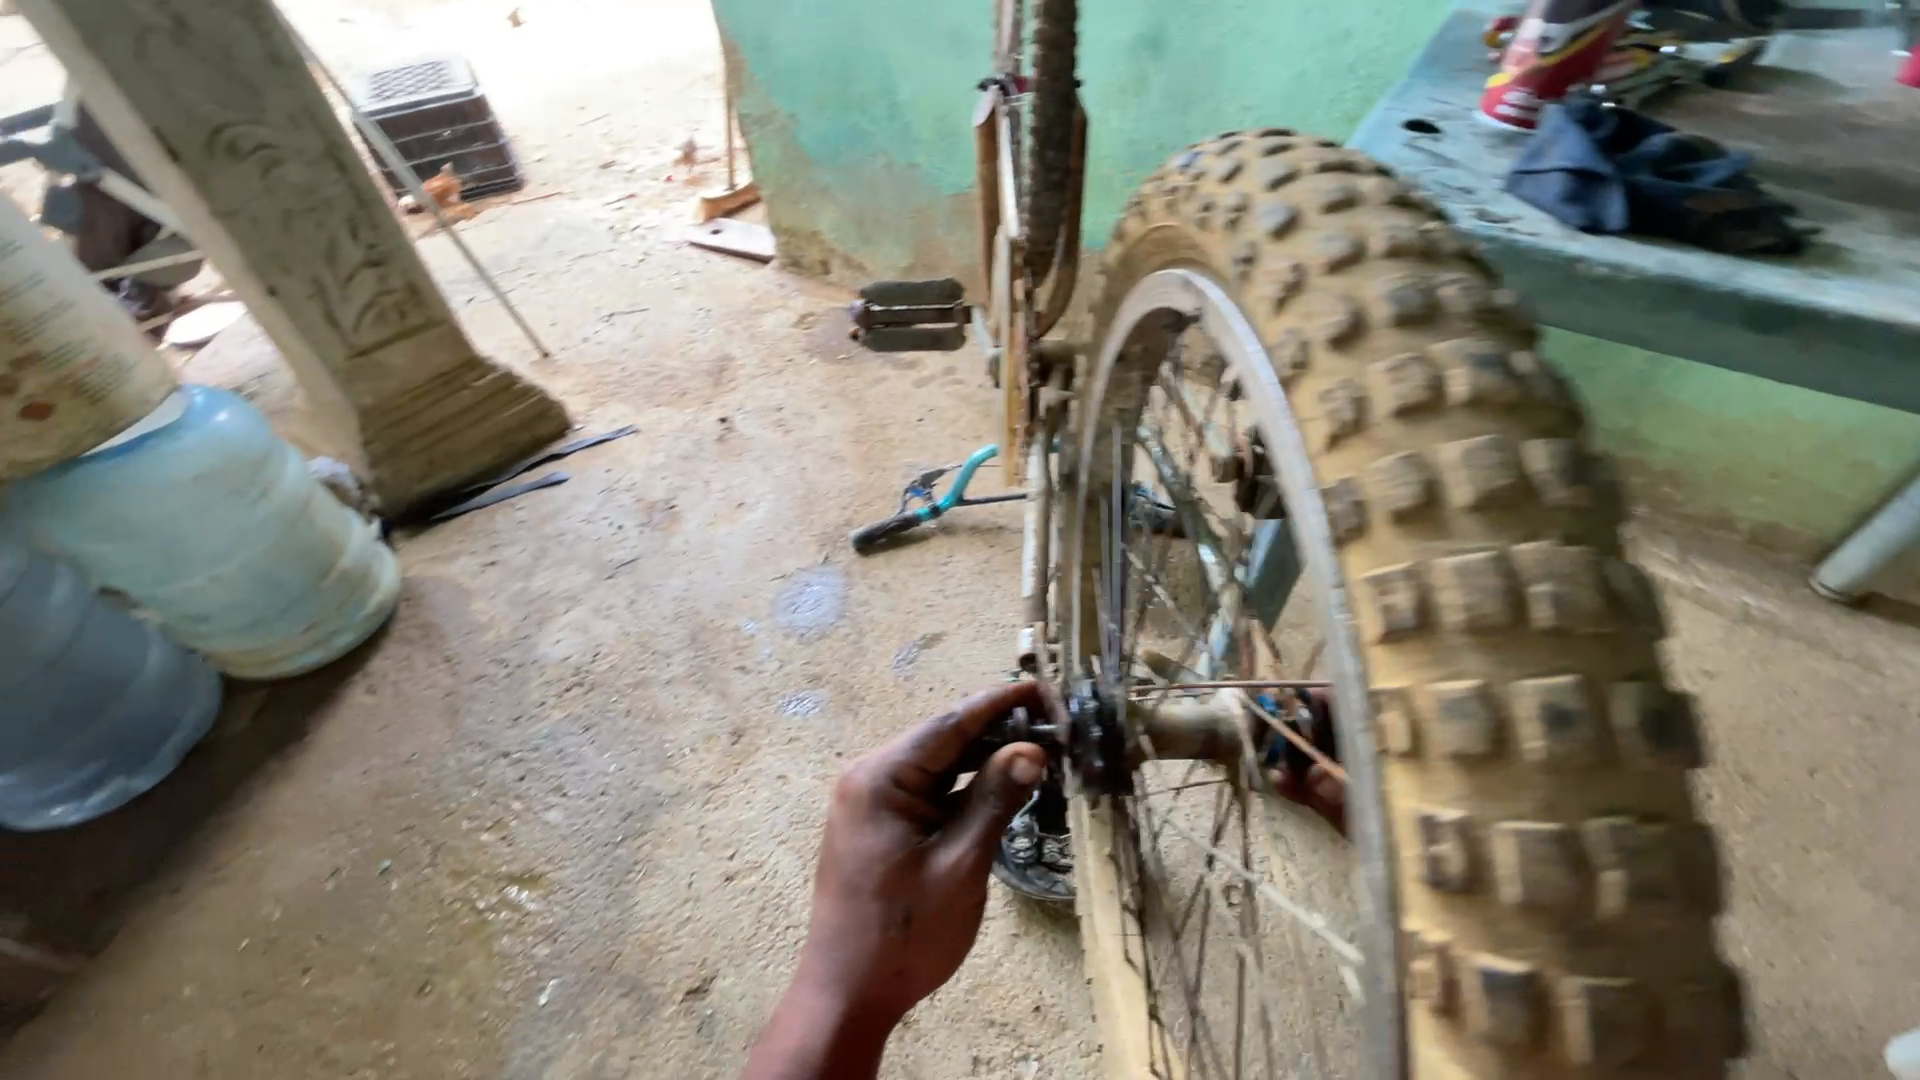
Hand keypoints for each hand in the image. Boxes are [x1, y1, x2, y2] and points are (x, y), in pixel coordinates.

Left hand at [795, 681, 1048, 1022]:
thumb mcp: (959, 866)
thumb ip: (995, 800)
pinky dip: (967, 785)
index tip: (1042, 690)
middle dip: (998, 730)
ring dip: (986, 757)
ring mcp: (874, 800)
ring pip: (940, 763)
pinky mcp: (883, 822)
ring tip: (1039, 748)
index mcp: (880, 777)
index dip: (1000, 703)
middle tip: (1054, 726)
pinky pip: (931, 789)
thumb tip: (1032, 749)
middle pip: (944, 738)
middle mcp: (871, 776)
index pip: (949, 724)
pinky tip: (1003, 782)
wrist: (847, 995)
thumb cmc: (903, 936)